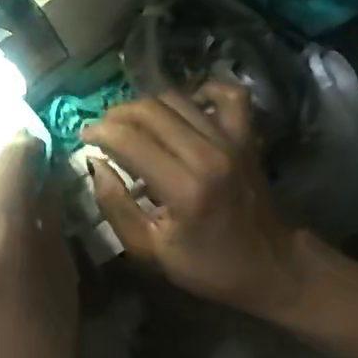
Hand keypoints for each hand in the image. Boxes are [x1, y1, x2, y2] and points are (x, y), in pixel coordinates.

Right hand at [82, 81, 307, 315]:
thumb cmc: (209, 266)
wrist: (274, 267)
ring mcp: (231, 140)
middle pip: (150, 110)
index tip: (83, 136)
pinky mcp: (246, 136)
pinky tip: (185, 104)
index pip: (130, 140)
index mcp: (184, 188)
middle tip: (103, 128)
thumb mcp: (151, 251)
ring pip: (178, 99)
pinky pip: (227, 94)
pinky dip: (203, 90)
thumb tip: (95, 165)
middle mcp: (208, 154)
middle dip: (117, 114)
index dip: (99, 131)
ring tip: (132, 121)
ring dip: (147, 104)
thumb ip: (116, 206)